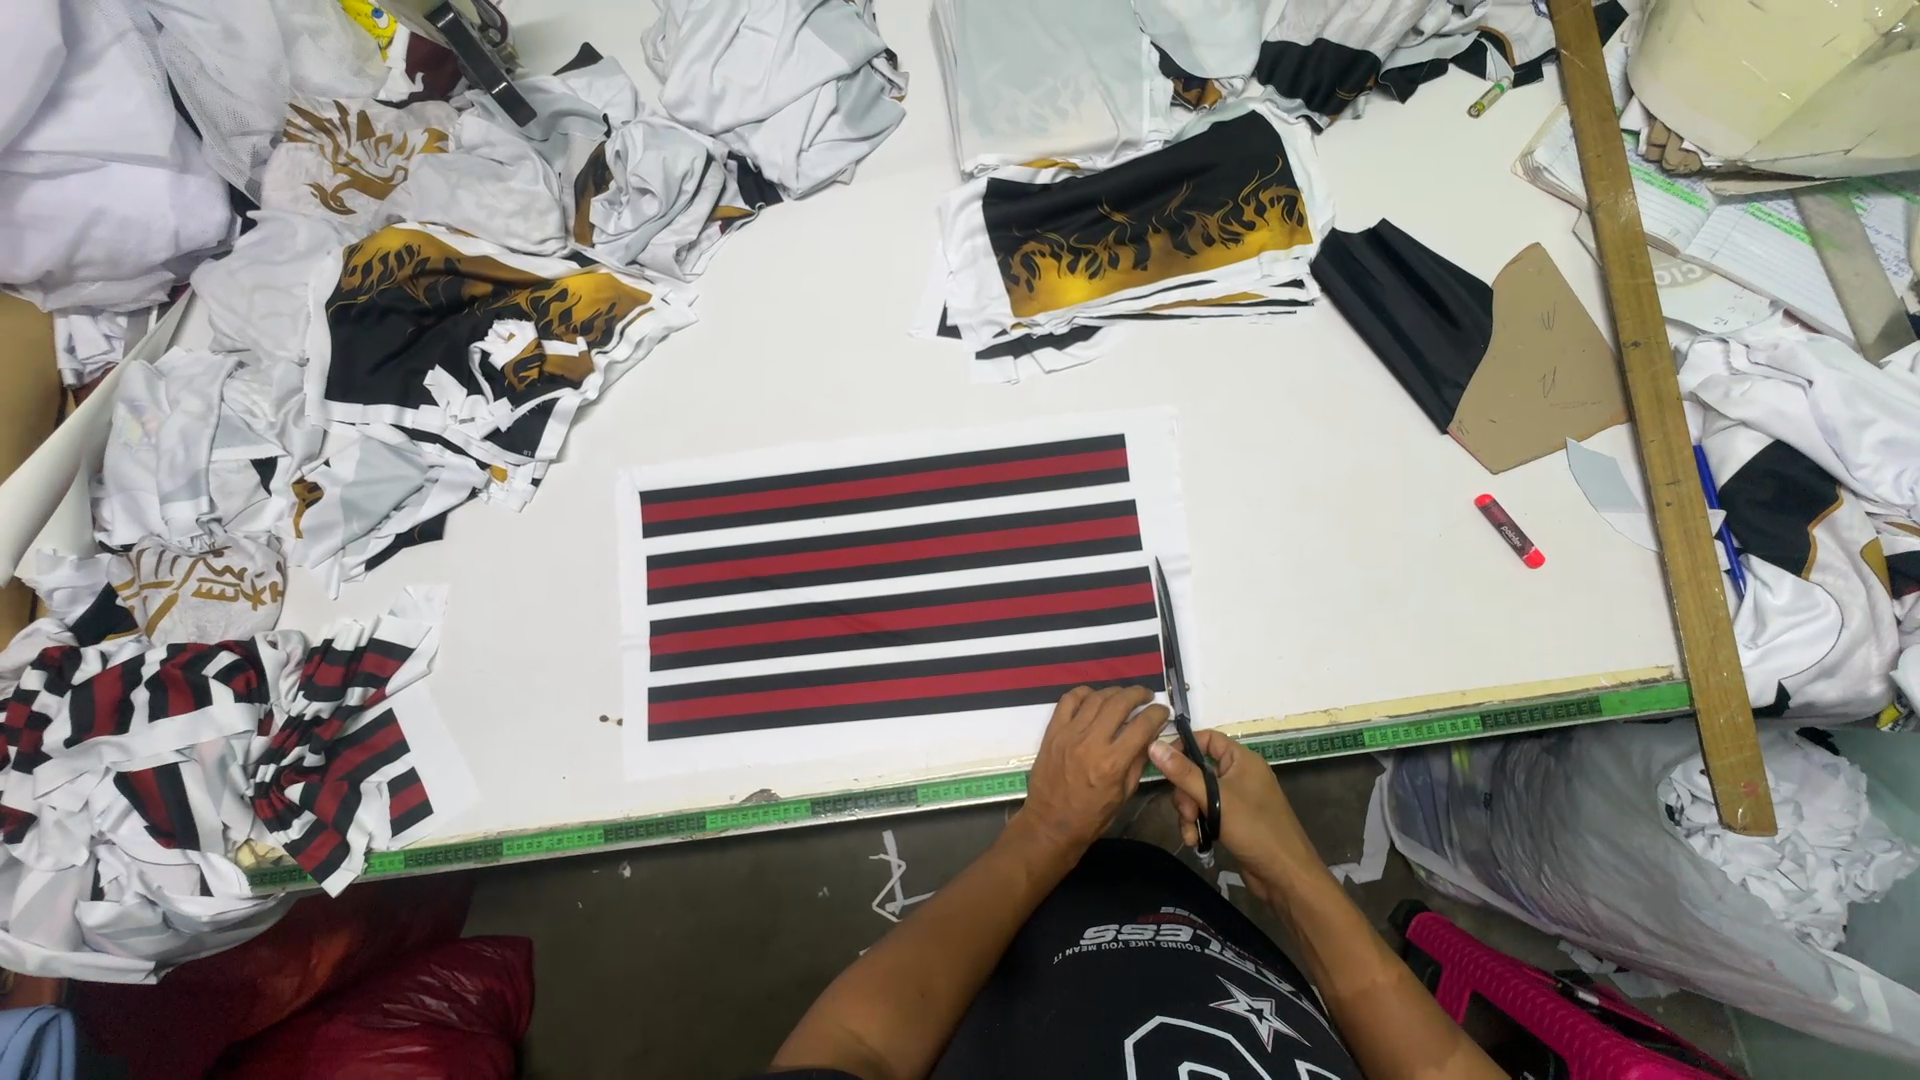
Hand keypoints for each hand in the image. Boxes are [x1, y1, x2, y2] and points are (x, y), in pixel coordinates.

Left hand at [1017, 686, 1168, 854]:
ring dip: (1114, 692)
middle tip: (1146, 696)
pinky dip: (1083, 693)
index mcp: (1113, 762)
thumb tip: (1151, 734)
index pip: (1142, 725)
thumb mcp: (1125, 794)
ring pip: (1095, 697)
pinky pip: (1068, 701)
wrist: (1050, 824)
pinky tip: (1094, 697)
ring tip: (1123, 696)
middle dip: (1138, 694)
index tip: (1163, 711)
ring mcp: (1069, 734)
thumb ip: (1138, 760)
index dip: (1158, 713)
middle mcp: (1091, 742)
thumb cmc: (1092, 816)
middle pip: (1119, 702)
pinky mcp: (1052, 732)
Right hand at [1149, 729, 1322, 882]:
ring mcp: (1238, 800)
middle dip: (1186, 794)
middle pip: (1198, 770)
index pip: (1208, 739)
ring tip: (1191, 833)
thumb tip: (1154, 745)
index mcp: (1242, 760)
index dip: (1184, 747)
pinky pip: (1208, 813)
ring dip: (1189, 813)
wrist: (1286, 877)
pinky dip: (1199, 824)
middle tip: (1187, 812)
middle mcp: (1240, 775)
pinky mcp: (1235, 821)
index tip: (1164, 763)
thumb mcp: (1215, 799)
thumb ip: (1183, 772)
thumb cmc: (1255, 829)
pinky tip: (1196, 841)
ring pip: (1199, 794)